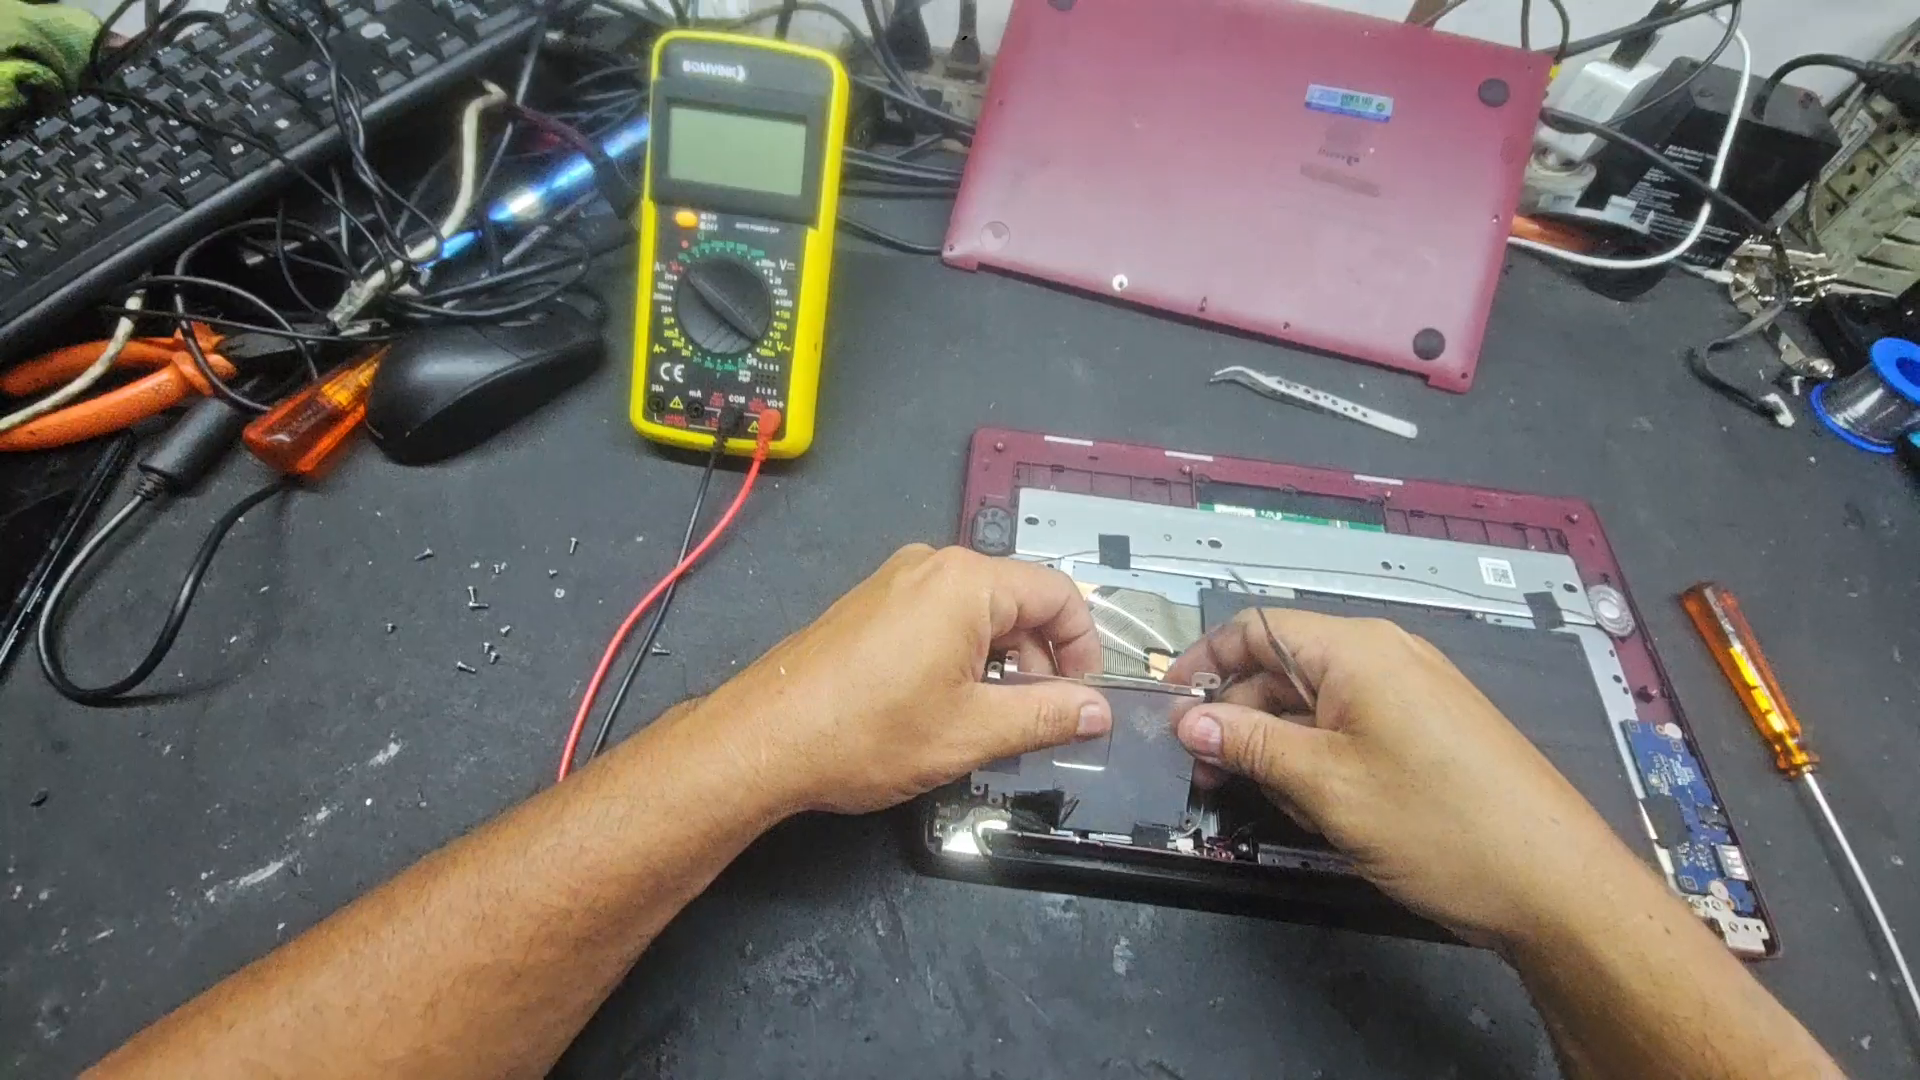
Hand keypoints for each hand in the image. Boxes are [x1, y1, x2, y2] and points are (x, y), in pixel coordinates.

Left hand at [695, 545, 1112, 814]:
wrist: (766, 737)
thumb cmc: (873, 732)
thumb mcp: (973, 731)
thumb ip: (1046, 715)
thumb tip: (1100, 710)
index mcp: (968, 582)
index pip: (1059, 594)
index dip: (1084, 646)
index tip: (1082, 699)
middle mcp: (934, 564)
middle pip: (1018, 599)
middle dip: (1039, 658)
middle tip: (1033, 719)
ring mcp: (898, 579)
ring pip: (979, 610)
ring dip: (1000, 659)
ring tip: (986, 716)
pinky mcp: (874, 600)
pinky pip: (941, 614)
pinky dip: (963, 651)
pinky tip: (944, 699)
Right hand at [1164, 609, 1648, 946]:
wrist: (1565, 893)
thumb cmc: (1436, 823)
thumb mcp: (1324, 784)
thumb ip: (1247, 743)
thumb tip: (1183, 721)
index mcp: (1355, 649)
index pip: (1255, 629)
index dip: (1203, 661)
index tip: (1168, 705)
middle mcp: (1382, 656)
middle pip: (1280, 668)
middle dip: (1237, 715)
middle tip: (1205, 769)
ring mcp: (1408, 692)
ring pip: (1311, 703)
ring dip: (1276, 744)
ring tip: (1270, 797)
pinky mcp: (1426, 727)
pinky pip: (1347, 724)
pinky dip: (1316, 755)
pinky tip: (1317, 803)